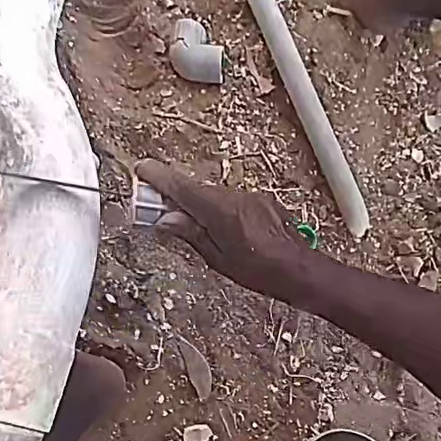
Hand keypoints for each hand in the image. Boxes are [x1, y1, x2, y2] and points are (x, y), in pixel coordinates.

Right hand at [135, 159, 319, 299]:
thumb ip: (191, 234)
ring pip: (214, 195)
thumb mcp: (217, 258)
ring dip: (199, 206)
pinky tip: (221, 228)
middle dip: (175, 197)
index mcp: (219, 210)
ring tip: (191, 226)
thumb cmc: (259, 270)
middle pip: (196, 190)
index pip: (180, 186)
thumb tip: (166, 219)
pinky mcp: (262, 200)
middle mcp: (234, 196)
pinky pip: (232, 200)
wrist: (299, 269)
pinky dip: (219, 208)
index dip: (158, 177)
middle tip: (158, 210)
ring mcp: (250, 196)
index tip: (141, 170)